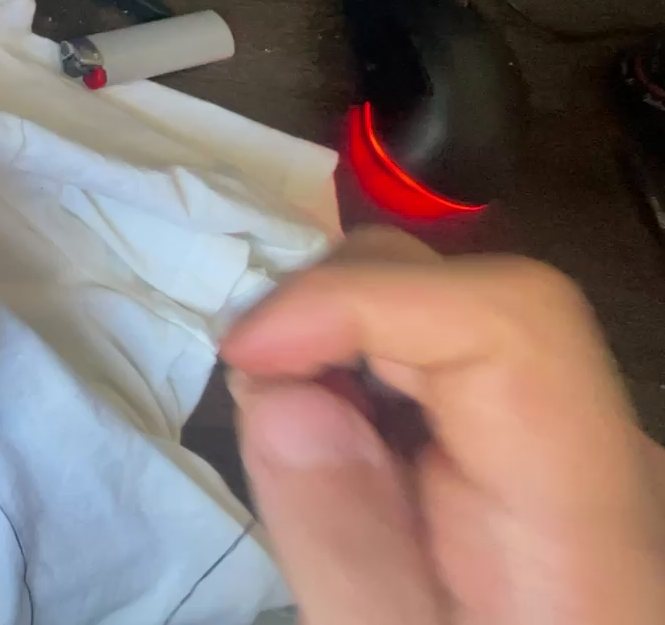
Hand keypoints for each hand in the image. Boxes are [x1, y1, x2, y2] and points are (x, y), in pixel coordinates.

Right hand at [222, 227, 664, 624]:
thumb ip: (343, 547)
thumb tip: (280, 396)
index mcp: (583, 518)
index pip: (501, 320)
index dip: (351, 300)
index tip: (245, 353)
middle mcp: (589, 445)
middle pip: (449, 286)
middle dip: (313, 307)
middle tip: (247, 384)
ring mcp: (551, 425)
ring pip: (418, 296)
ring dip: (312, 326)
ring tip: (272, 409)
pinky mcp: (506, 425)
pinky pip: (408, 334)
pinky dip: (326, 347)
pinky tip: (307, 413)